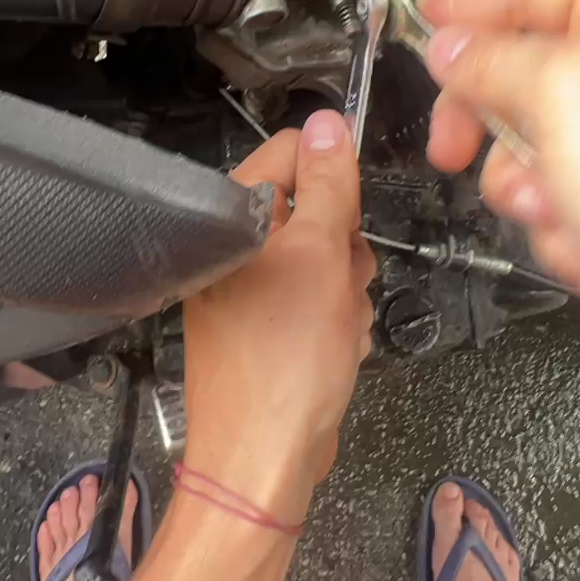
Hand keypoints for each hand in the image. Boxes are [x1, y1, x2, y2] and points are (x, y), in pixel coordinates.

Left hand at [181, 111, 376, 521]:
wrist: (266, 459)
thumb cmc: (287, 358)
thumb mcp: (320, 255)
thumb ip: (329, 185)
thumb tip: (329, 122)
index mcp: (231, 218)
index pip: (291, 153)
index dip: (332, 176)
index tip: (348, 214)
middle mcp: (236, 247)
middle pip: (316, 208)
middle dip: (343, 245)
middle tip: (340, 279)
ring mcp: (253, 287)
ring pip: (327, 256)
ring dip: (347, 287)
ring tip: (337, 321)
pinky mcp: (271, 322)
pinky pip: (321, 296)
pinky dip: (337, 316)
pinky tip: (334, 344)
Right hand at [420, 0, 579, 362]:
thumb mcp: (565, 97)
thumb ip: (491, 62)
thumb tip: (449, 45)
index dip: (465, 12)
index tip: (420, 29)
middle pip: (522, 70)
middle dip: (494, 126)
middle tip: (454, 151)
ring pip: (534, 144)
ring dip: (533, 190)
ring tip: (567, 214)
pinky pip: (565, 194)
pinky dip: (569, 226)